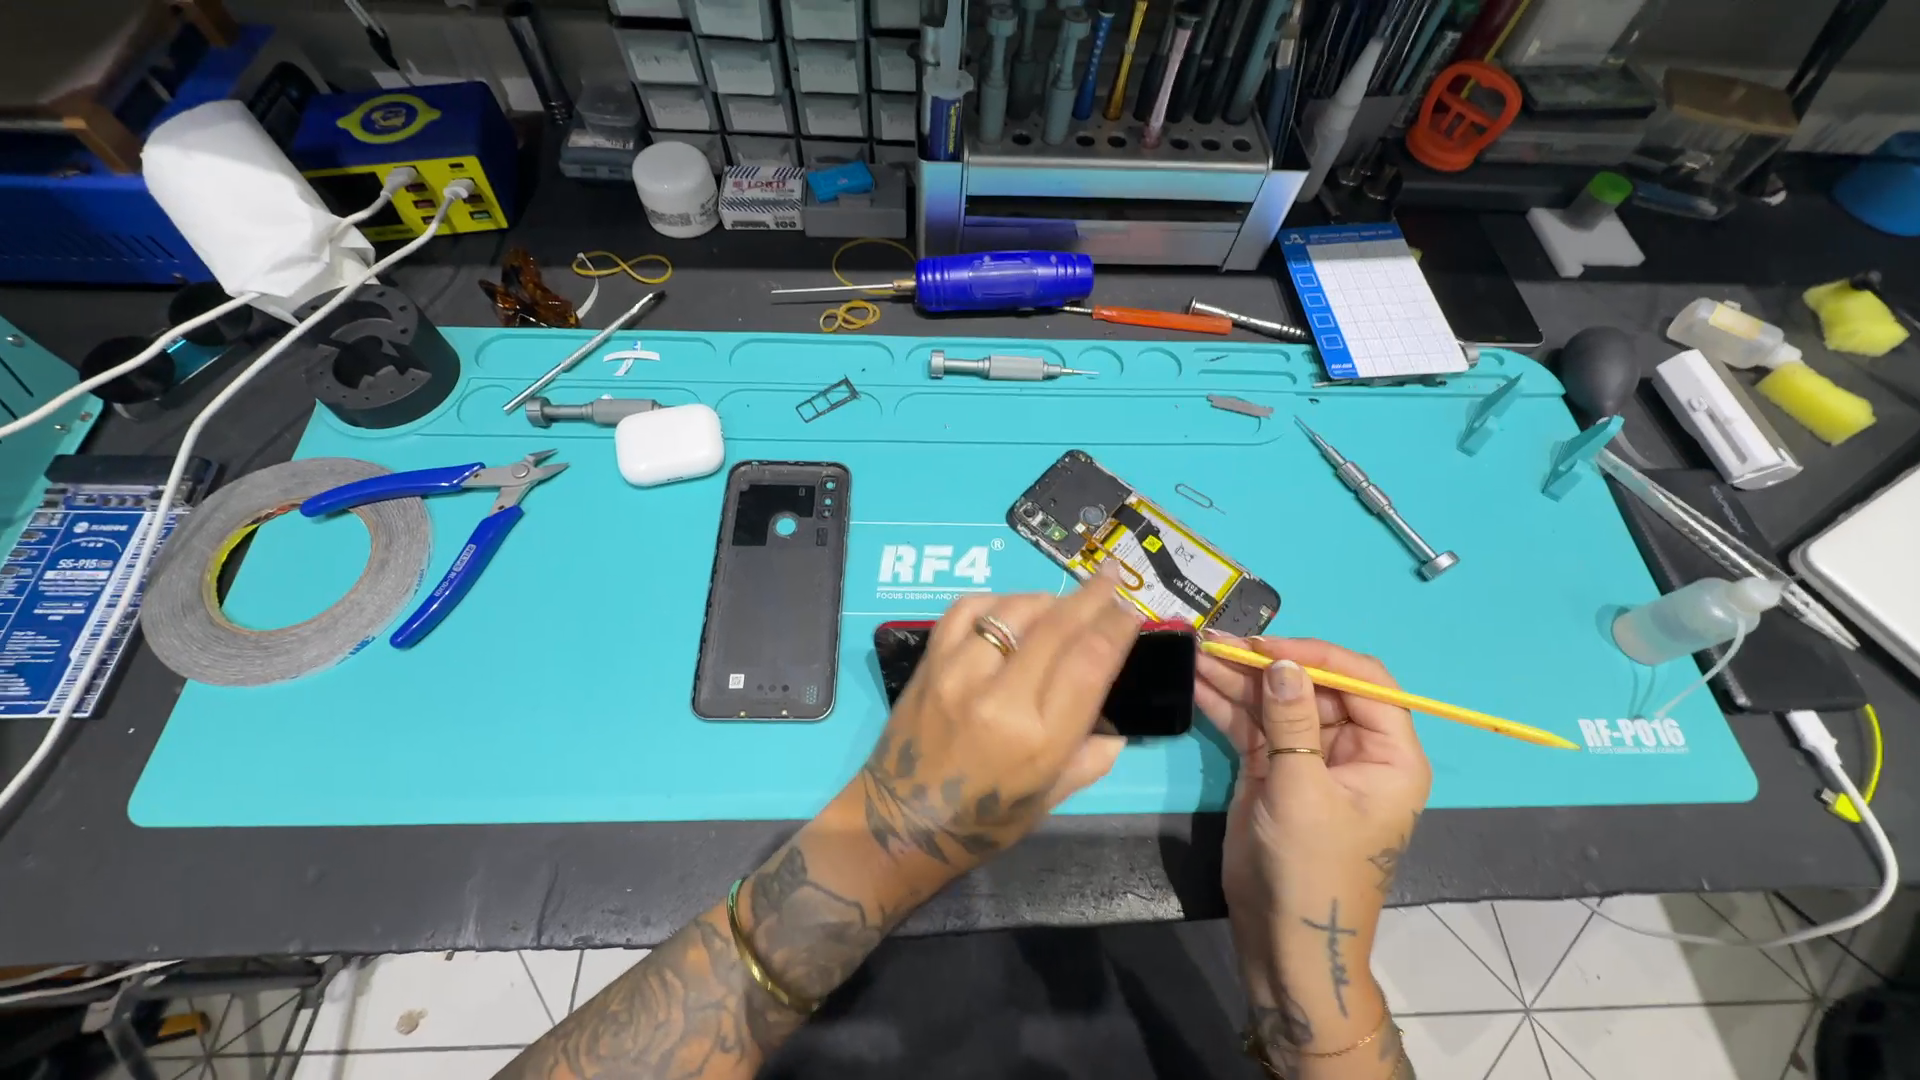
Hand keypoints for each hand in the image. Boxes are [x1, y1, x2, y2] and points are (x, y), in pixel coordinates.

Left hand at [853, 569, 1136, 880]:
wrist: (900, 822)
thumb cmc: (983, 821)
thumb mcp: (1050, 799)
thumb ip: (1091, 755)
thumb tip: (1118, 719)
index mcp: (1040, 739)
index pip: (1090, 661)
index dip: (1117, 626)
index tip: (1132, 608)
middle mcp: (1001, 698)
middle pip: (1058, 626)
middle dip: (1093, 596)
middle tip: (1113, 577)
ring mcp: (958, 674)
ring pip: (1013, 610)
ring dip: (1047, 599)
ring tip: (1063, 603)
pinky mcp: (929, 662)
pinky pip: (967, 609)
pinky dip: (996, 601)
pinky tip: (1010, 610)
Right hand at [1196, 634, 1430, 1058]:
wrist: (1282, 938)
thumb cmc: (1312, 870)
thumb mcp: (1303, 792)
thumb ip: (1291, 722)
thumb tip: (1281, 662)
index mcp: (1386, 754)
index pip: (1363, 682)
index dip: (1315, 655)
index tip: (1264, 647)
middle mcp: (1350, 747)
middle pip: (1309, 685)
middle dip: (1262, 663)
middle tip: (1213, 641)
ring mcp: (1307, 756)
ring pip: (1274, 701)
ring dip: (1234, 677)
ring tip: (1193, 651)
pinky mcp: (1271, 768)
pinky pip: (1250, 723)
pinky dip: (1223, 703)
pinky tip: (1194, 680)